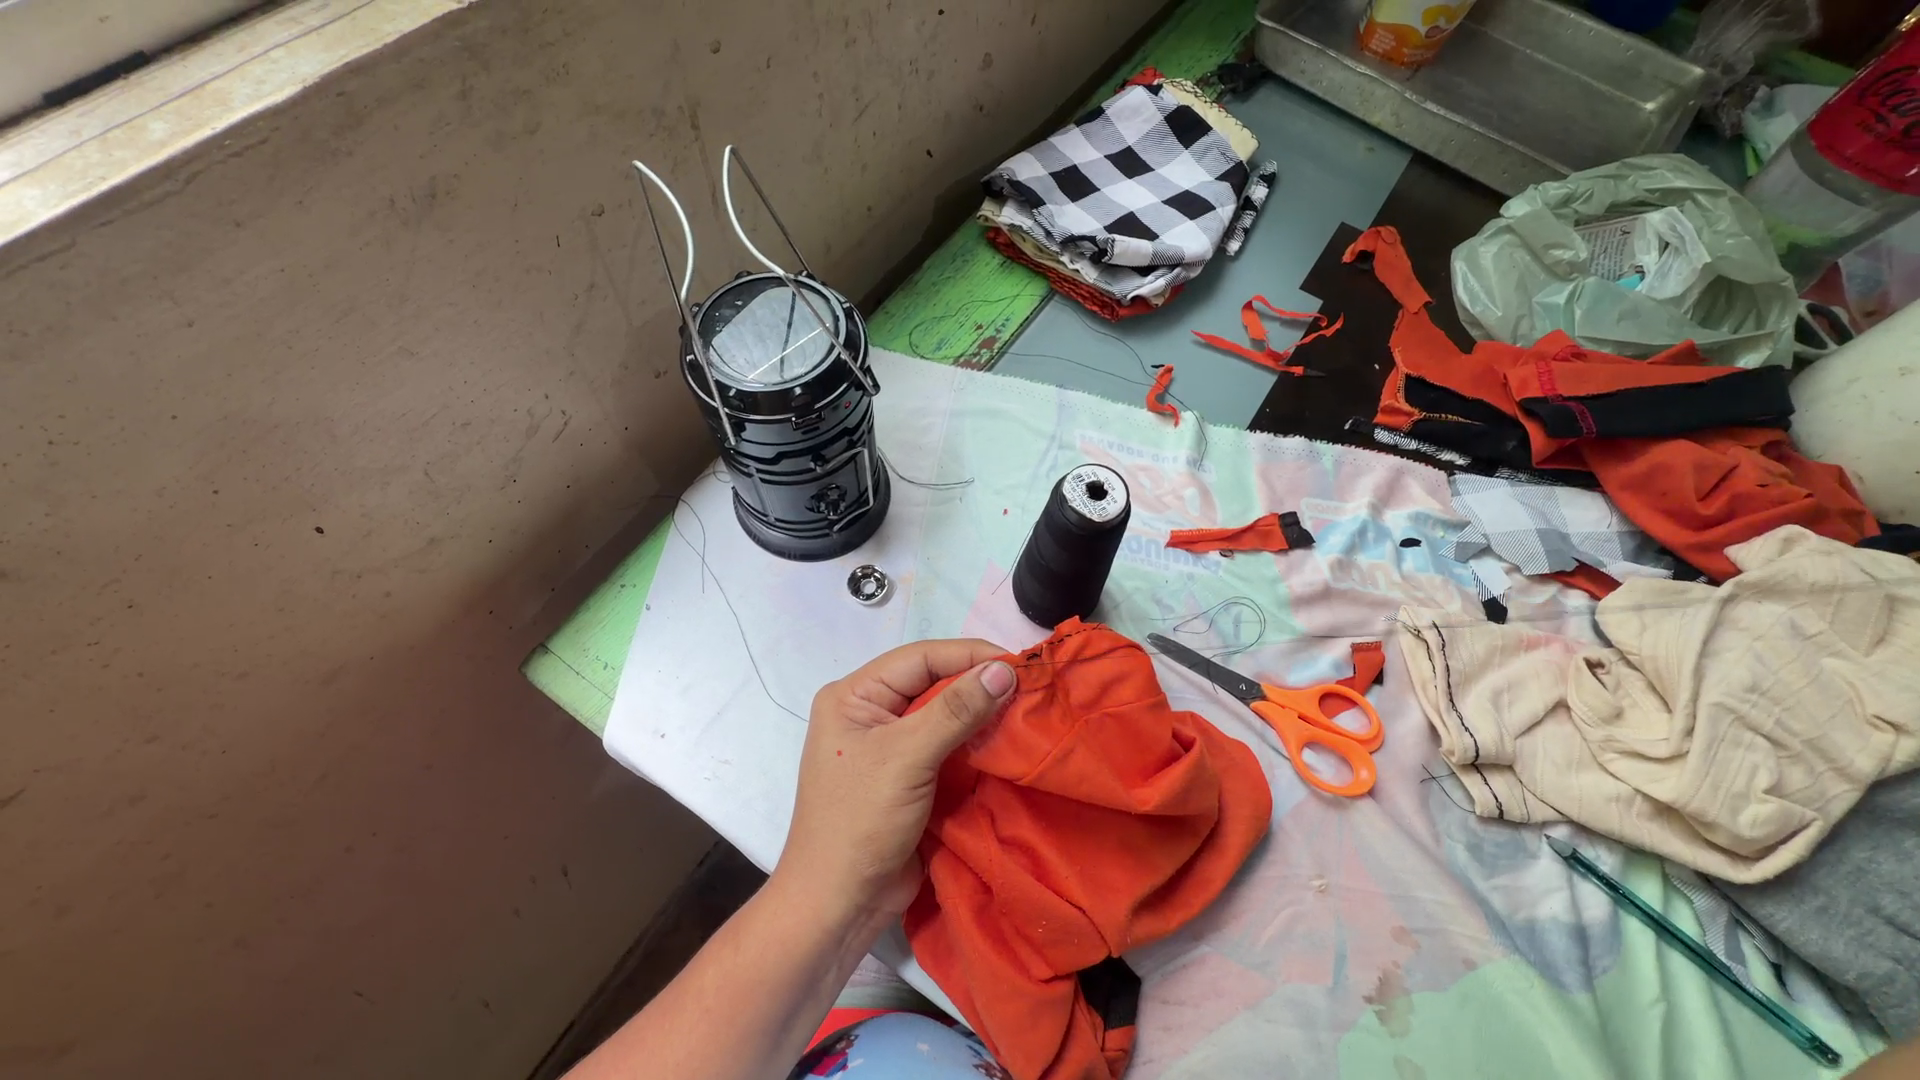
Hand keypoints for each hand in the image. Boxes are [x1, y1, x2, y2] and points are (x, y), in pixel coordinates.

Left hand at [774, 638, 1016, 935]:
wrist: (839, 904)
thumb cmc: (860, 822)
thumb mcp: (907, 758)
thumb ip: (956, 710)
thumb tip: (1005, 669)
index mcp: (853, 695)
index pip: (920, 658)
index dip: (970, 655)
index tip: (1020, 662)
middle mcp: (869, 713)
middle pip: (933, 682)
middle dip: (979, 683)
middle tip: (1030, 686)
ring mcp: (889, 746)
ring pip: (944, 714)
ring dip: (982, 714)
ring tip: (1028, 710)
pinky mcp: (909, 777)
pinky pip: (948, 746)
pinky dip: (977, 743)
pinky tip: (1008, 742)